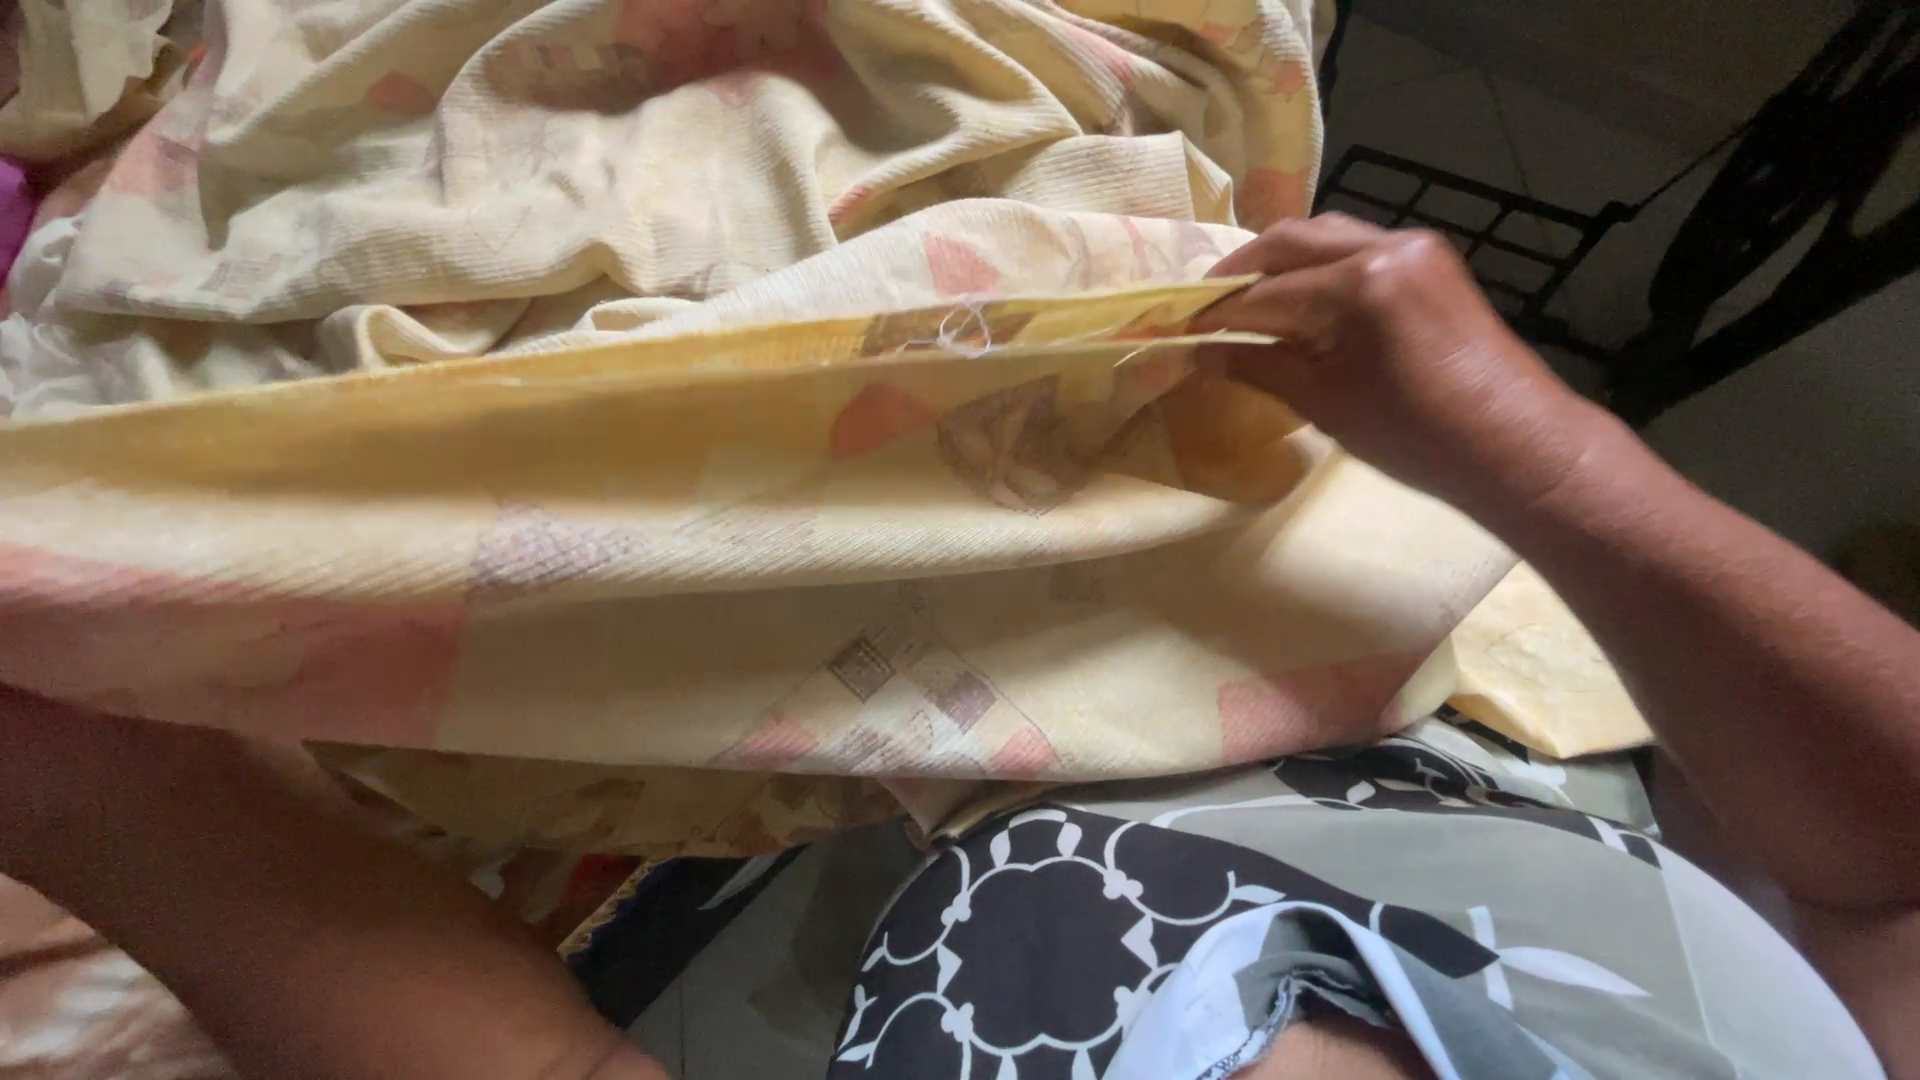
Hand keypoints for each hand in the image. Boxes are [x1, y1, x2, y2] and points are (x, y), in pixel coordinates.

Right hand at [1190, 214, 1612, 519]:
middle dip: (1239, 272)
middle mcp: (1385, 247)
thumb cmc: (1411, 437)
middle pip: (1289, 241)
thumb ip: (1255, 365)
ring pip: (1324, 236)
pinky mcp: (1429, 260)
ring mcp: (1413, 247)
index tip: (1179, 329)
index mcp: (1356, 287)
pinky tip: (1297, 300)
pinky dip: (1315, 268)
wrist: (1511, 445)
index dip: (1215, 313)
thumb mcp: (1321, 404)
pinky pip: (1355, 249)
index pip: (1262, 293)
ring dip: (1278, 263)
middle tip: (1204, 307)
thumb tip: (1198, 353)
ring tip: (1245, 302)